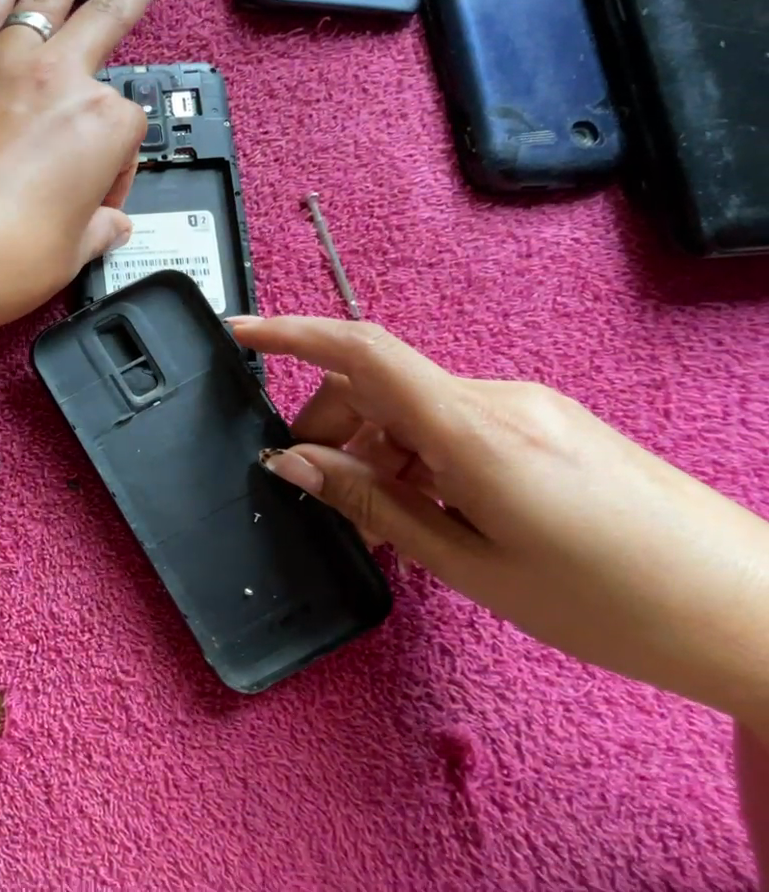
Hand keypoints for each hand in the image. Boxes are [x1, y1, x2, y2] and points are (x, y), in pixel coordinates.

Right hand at [232, 315, 768, 725]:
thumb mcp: (469, 562)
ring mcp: (531, 410)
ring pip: (412, 410)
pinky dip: (417, 461)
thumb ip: (372, 504)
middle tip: (320, 496)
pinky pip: (454, 427)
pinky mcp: (550, 426)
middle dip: (329, 430)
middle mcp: (501, 402)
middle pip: (377, 386)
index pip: (362, 353)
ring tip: (384, 530)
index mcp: (475, 431)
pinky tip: (428, 517)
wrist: (763, 619)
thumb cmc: (617, 604)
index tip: (234, 331)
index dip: (289, 333)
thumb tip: (294, 464)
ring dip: (375, 456)